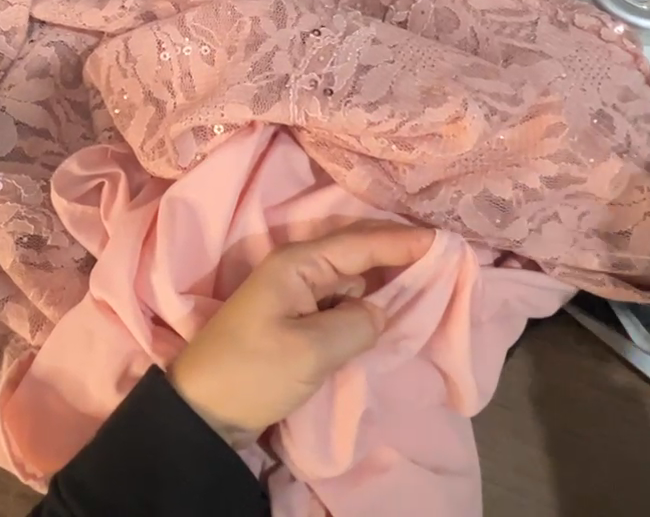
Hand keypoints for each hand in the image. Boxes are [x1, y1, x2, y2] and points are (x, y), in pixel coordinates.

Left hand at [168, 223, 434, 445]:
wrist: (203, 409)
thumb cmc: (252, 371)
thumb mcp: (309, 351)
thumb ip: (356, 325)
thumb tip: (381, 311)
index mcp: (299, 263)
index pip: (361, 243)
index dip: (403, 241)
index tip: (446, 240)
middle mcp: (299, 267)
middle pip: (358, 250)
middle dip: (398, 250)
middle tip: (444, 253)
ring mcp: (297, 291)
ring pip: (352, 274)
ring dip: (386, 275)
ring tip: (430, 275)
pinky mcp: (297, 316)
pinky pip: (342, 297)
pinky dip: (368, 299)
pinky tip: (392, 306)